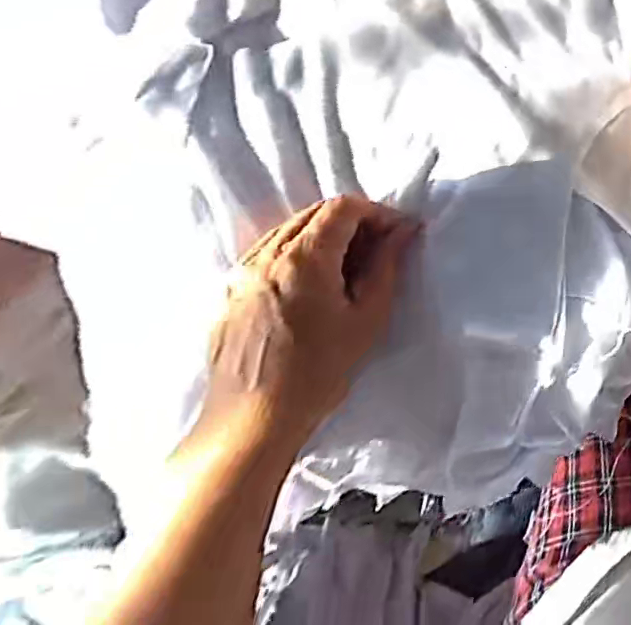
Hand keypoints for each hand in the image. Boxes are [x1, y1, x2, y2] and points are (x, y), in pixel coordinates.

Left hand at [197, 195, 418, 451]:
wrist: (251, 423)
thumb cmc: (319, 370)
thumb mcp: (368, 316)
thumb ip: (386, 264)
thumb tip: (403, 230)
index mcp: (303, 259)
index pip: (342, 207)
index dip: (376, 212)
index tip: (396, 234)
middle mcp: (265, 257)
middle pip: (314, 212)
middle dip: (353, 220)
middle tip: (378, 247)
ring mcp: (239, 274)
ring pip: (289, 228)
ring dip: (325, 234)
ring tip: (348, 265)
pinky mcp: (227, 294)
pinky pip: (267, 251)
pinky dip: (298, 251)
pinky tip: (314, 282)